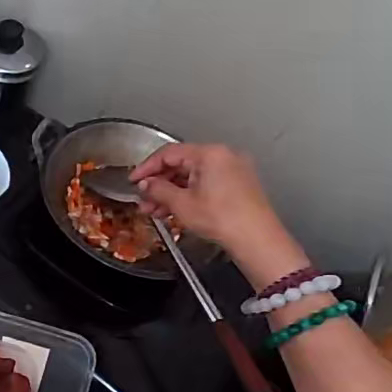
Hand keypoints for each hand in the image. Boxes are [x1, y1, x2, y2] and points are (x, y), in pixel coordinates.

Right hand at [130, 144, 304, 283]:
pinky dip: (190, 195)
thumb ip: (158, 190)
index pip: (169, 153)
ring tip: (157, 210)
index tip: (135, 178)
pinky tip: (178, 210)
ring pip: (194, 176)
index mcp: (210, 153)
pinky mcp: (238, 185)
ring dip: (173, 192)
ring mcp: (233, 170)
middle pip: (182, 164)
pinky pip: (207, 184)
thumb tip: (147, 184)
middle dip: (160, 183)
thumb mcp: (182, 205)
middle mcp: (224, 156)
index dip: (147, 167)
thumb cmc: (226, 219)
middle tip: (145, 198)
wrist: (256, 238)